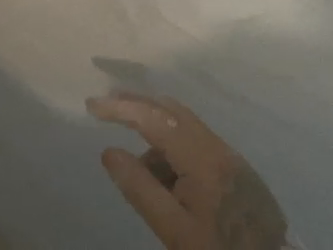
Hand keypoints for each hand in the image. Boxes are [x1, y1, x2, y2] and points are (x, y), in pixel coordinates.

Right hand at [88, 91, 290, 249]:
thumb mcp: (173, 229)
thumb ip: (139, 188)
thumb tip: (110, 152)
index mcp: (204, 160)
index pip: (154, 119)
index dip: (120, 108)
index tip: (91, 106)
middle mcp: (221, 150)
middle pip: (172, 111)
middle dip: (137, 104)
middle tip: (105, 107)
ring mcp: (234, 161)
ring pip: (186, 127)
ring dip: (155, 129)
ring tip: (135, 163)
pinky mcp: (241, 175)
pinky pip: (199, 145)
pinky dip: (174, 148)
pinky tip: (165, 177)